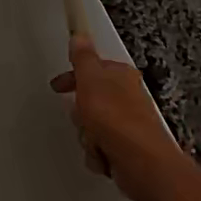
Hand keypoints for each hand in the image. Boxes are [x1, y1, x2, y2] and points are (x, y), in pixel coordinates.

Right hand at [48, 33, 194, 200]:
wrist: (141, 163)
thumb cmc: (116, 118)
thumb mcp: (91, 79)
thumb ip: (82, 57)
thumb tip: (79, 37)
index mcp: (121, 75)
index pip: (92, 68)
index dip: (73, 76)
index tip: (59, 84)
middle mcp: (127, 98)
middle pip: (90, 100)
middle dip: (81, 112)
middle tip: (82, 117)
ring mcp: (128, 125)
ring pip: (92, 127)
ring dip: (88, 136)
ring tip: (95, 139)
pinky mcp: (126, 149)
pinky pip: (100, 149)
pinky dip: (97, 154)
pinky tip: (103, 155)